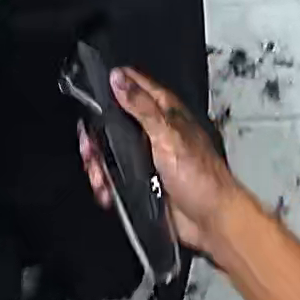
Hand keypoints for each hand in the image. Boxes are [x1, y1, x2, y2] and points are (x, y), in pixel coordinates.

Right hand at [76, 67, 250, 255]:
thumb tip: (119, 78)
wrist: (210, 221)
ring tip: (97, 172)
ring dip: (99, 160)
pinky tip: (105, 189)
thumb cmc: (200, 176)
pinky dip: (106, 182)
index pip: (136, 84)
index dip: (116, 81)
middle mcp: (156, 130)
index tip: (93, 87)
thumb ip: (141, 106)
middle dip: (98, 131)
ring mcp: (148, 156)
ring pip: (112, 150)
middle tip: (89, 143)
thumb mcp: (168, 135)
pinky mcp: (143, 180)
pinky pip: (116, 176)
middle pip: (117, 120)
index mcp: (165, 111)